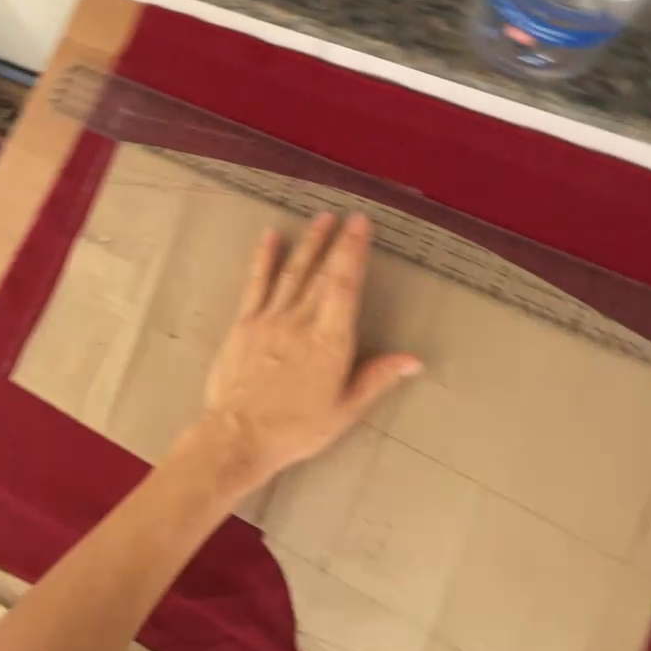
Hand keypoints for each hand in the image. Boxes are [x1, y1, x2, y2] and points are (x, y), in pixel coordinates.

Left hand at [181, 212, 421, 495]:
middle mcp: (300, 322)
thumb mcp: (344, 410)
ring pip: (292, 272)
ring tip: (320, 218)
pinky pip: (256, 284)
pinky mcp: (244, 323)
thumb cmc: (295, 430)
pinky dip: (264, 258)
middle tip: (347, 215)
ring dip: (308, 244)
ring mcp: (269, 319)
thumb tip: (413, 359)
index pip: (345, 286)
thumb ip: (376, 378)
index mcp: (329, 342)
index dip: (354, 252)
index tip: (361, 225)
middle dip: (336, 241)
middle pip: (321, 274)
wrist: (238, 435)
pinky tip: (269, 237)